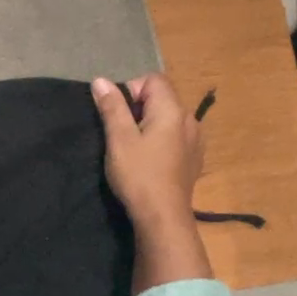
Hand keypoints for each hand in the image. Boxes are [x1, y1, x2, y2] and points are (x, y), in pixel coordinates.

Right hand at [92, 74, 212, 292]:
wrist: (163, 215)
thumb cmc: (138, 175)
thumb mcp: (119, 140)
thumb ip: (112, 108)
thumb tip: (101, 81)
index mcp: (172, 110)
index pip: (153, 80)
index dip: (131, 90)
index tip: (116, 115)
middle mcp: (190, 119)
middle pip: (162, 98)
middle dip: (138, 108)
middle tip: (120, 134)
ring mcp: (195, 139)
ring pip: (169, 119)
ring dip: (150, 125)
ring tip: (134, 150)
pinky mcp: (194, 158)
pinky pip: (176, 137)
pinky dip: (161, 141)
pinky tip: (150, 162)